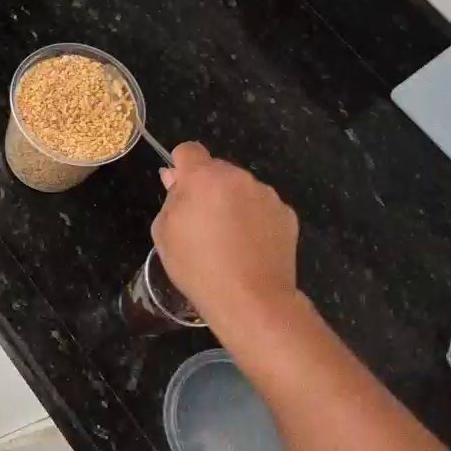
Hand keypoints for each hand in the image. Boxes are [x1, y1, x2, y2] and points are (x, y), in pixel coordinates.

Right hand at [150, 142, 300, 328]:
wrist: (251, 300)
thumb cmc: (198, 267)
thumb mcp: (164, 233)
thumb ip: (170, 198)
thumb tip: (174, 178)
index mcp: (204, 178)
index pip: (189, 150)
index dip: (181, 167)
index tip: (180, 190)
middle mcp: (238, 177)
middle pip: (217, 170)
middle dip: (208, 188)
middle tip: (203, 223)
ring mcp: (266, 195)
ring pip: (242, 188)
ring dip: (233, 202)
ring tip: (230, 240)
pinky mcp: (287, 214)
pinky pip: (263, 207)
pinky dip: (256, 219)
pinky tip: (251, 247)